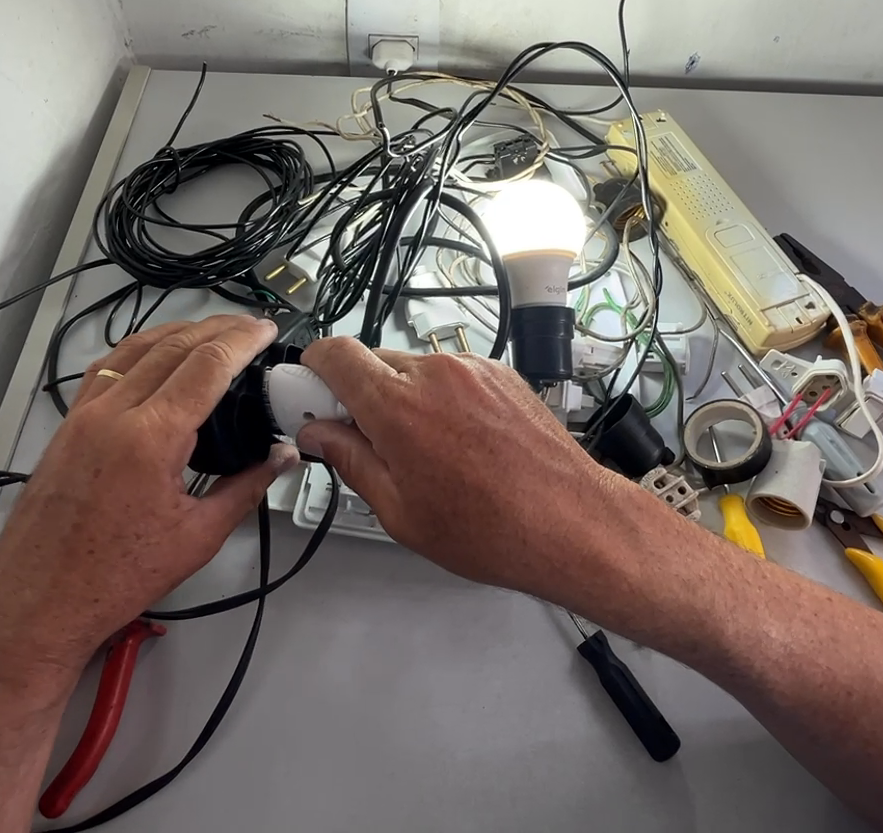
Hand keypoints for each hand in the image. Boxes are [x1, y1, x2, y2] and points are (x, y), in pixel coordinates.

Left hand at [0, 315, 297, 673]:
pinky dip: (140, 350)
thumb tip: (283, 457)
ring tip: (213, 330)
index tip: (267, 329)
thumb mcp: (198, 536)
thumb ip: (247, 487)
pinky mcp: (67, 426)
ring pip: (136, 348)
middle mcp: (113, 413)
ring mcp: (84, 415)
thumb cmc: (117, 577)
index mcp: (151, 438)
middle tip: (251, 325)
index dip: (243, 340)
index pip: (207, 365)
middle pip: (174, 345)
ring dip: (179, 331)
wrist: (37, 604)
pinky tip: (156, 354)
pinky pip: (107, 368)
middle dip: (218, 328)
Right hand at [296, 339, 666, 603]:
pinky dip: (443, 395)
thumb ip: (350, 460)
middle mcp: (434, 372)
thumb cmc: (485, 529)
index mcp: (398, 406)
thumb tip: (317, 432)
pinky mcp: (502, 372)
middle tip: (369, 437)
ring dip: (405, 395)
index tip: (312, 389)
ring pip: (416, 368)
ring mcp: (473, 368)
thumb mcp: (399, 510)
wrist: (570, 520)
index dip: (315, 365)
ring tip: (429, 448)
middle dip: (361, 392)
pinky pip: (453, 374)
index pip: (337, 354)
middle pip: (375, 361)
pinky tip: (463, 439)